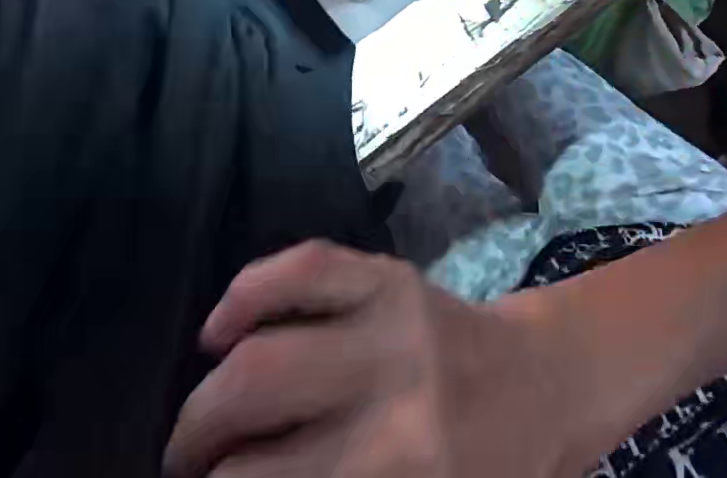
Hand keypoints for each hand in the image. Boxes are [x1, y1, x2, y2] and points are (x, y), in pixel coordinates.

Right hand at [163, 241, 575, 477]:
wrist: (543, 384)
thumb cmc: (489, 468)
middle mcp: (397, 411)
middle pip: (258, 441)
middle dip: (197, 455)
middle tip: (183, 469)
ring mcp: (391, 327)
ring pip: (264, 357)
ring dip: (207, 401)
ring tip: (195, 423)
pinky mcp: (389, 273)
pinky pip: (302, 268)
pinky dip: (247, 295)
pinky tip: (219, 330)